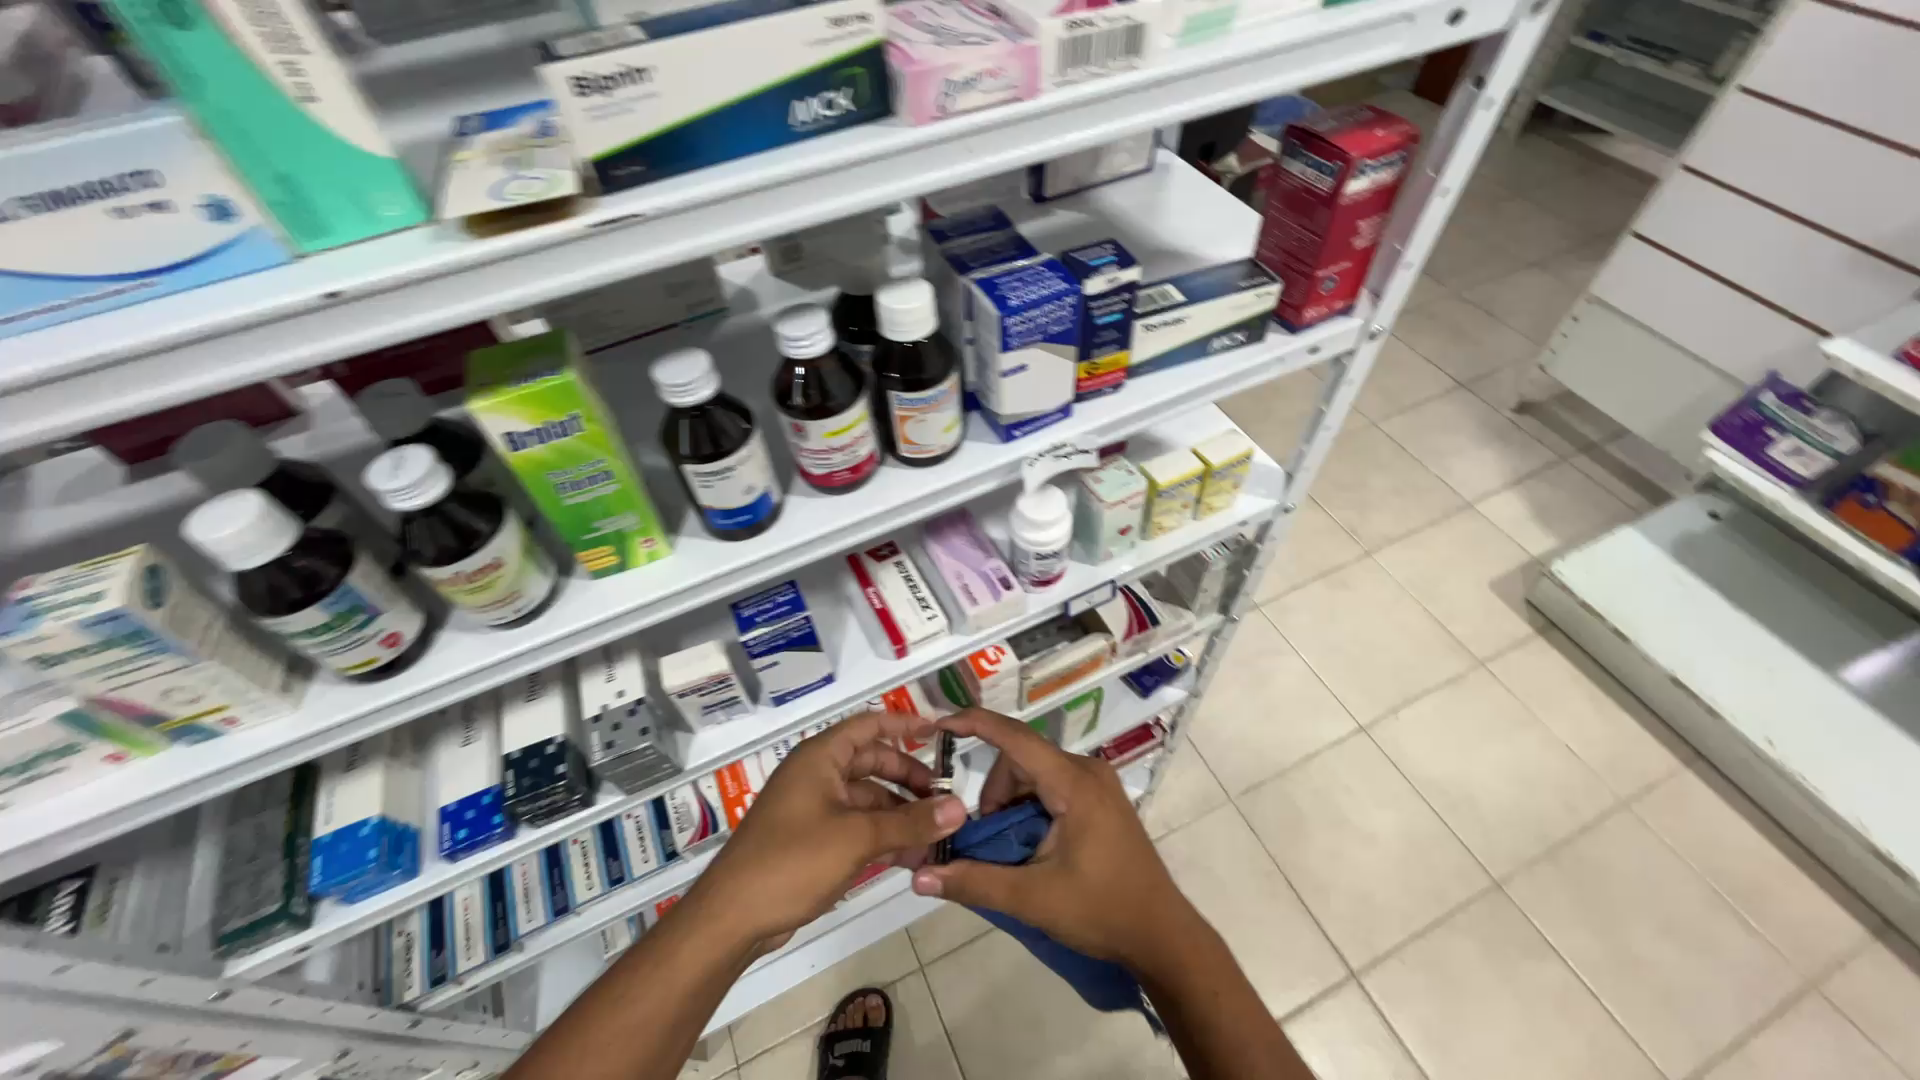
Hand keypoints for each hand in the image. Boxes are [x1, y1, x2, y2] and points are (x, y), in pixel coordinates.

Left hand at [683, 709, 968, 949]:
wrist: (732, 917)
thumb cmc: (792, 860)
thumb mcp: (858, 838)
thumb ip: (911, 822)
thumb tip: (959, 808)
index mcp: (820, 758)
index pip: (868, 725)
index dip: (904, 725)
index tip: (940, 734)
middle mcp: (816, 776)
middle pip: (872, 763)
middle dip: (909, 779)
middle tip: (943, 799)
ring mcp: (812, 809)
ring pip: (867, 799)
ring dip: (899, 814)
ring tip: (936, 835)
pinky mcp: (811, 841)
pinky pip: (855, 827)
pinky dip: (882, 836)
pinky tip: (910, 857)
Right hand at [909, 709, 1194, 968]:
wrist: (1162, 936)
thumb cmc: (1102, 911)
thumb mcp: (1032, 899)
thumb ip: (974, 882)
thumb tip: (919, 877)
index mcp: (1074, 783)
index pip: (1016, 738)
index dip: (975, 724)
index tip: (940, 722)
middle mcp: (1088, 772)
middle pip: (1021, 759)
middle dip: (994, 794)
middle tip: (984, 840)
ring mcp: (1098, 785)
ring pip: (1035, 773)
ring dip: (1010, 804)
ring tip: (1007, 850)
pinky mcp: (1101, 801)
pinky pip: (1052, 787)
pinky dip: (1029, 808)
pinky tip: (1028, 846)